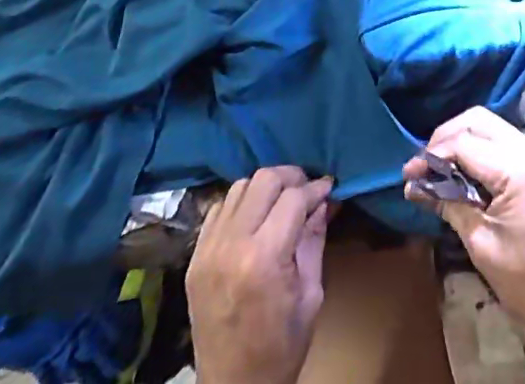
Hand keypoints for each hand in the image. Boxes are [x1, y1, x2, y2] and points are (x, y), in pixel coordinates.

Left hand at [187, 167, 333, 383]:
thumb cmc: (281, 348)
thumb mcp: (311, 295)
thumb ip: (315, 240)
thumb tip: (325, 200)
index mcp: (265, 258)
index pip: (294, 198)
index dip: (316, 188)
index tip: (329, 187)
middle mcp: (231, 244)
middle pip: (264, 180)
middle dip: (291, 178)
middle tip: (307, 190)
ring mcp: (207, 248)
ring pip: (239, 187)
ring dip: (264, 188)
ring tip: (282, 201)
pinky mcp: (195, 255)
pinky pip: (219, 209)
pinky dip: (240, 204)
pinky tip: (255, 218)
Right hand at [404, 108, 524, 333]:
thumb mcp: (482, 245)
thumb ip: (449, 204)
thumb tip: (414, 187)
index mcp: (518, 169)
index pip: (462, 143)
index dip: (430, 156)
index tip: (408, 176)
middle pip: (477, 120)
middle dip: (445, 138)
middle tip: (424, 167)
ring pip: (490, 126)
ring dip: (462, 140)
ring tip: (439, 170)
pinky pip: (504, 141)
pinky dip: (480, 149)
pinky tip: (465, 174)